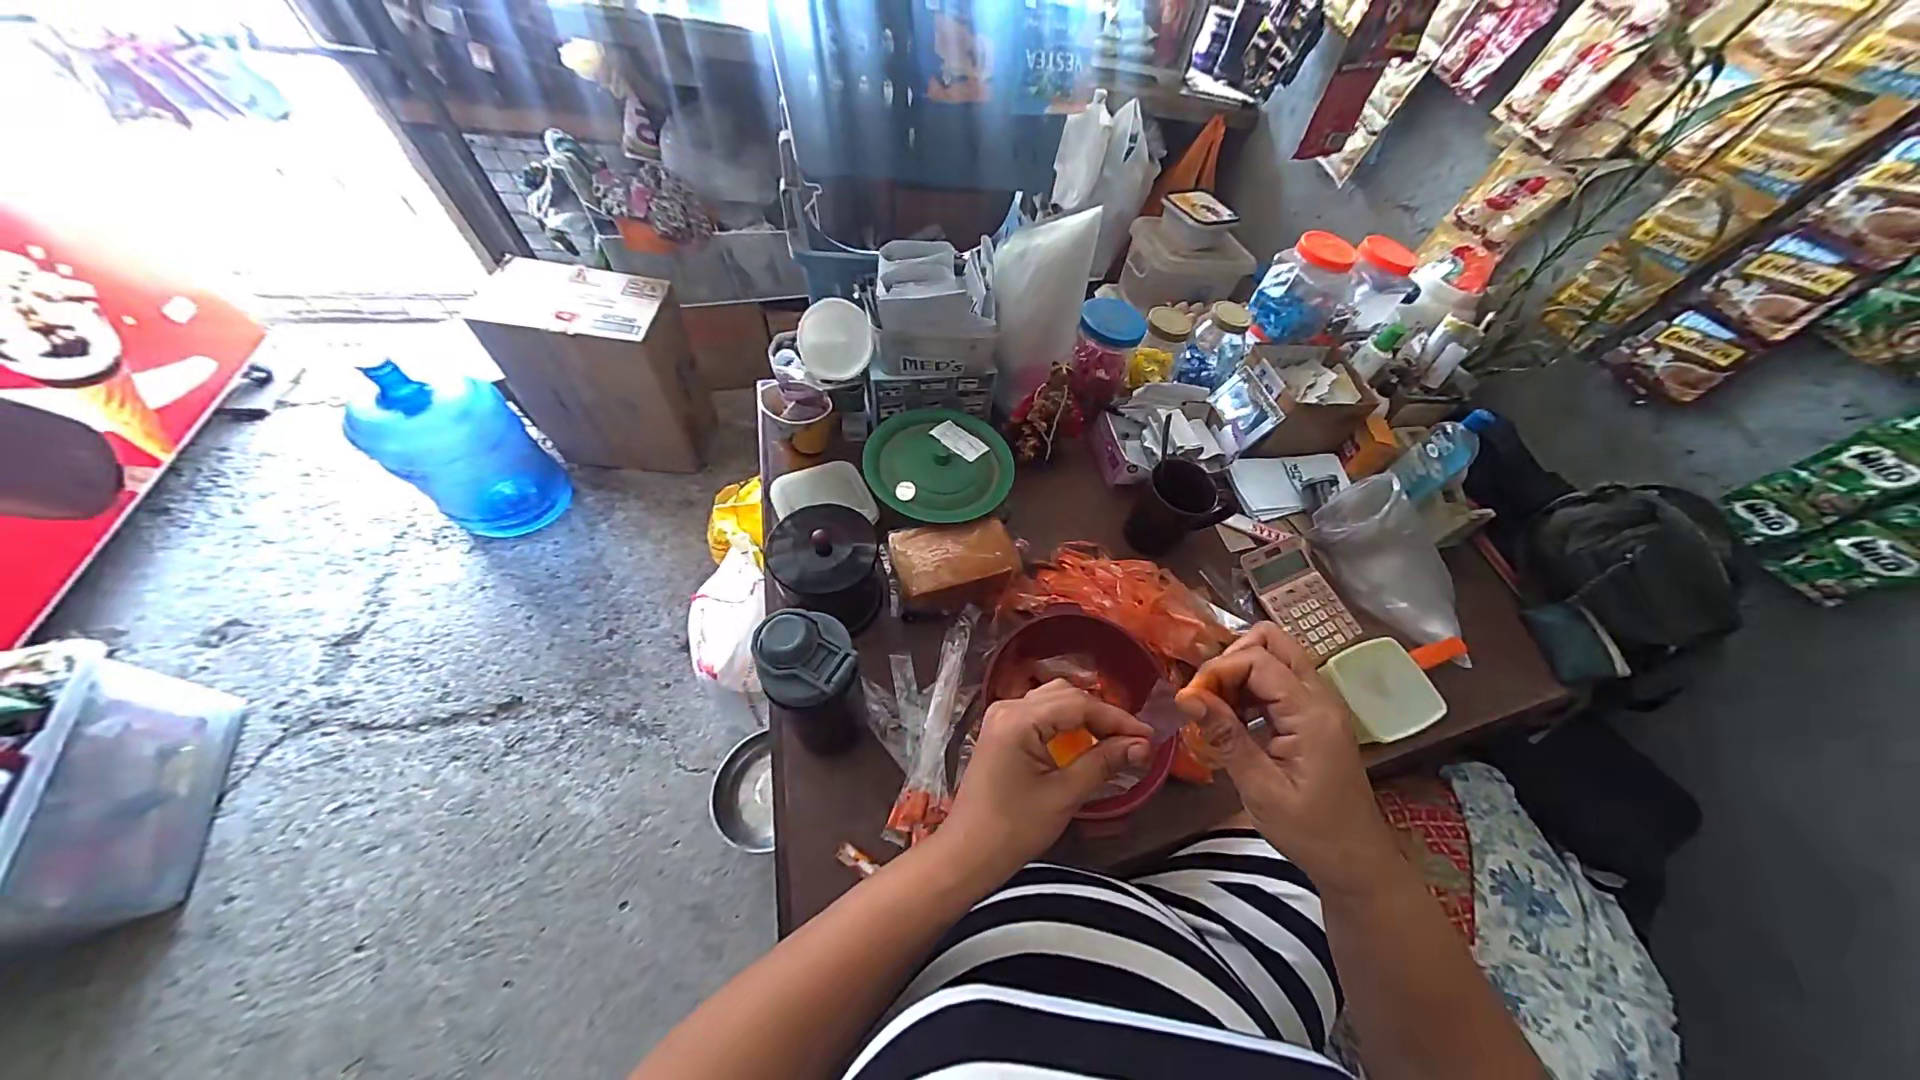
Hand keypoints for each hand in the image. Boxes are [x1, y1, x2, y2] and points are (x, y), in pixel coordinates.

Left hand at [941, 679, 1152, 876]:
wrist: (969, 852)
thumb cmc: (1014, 828)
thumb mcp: (1064, 795)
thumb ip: (1103, 763)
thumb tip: (1141, 746)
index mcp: (1018, 719)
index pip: (1078, 704)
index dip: (1117, 718)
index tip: (1148, 737)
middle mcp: (1007, 707)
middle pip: (1065, 695)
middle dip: (1102, 714)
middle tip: (1134, 740)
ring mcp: (1001, 717)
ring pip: (1053, 701)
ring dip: (1085, 716)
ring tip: (1115, 739)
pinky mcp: (1001, 730)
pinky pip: (1040, 714)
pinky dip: (1066, 723)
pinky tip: (1085, 741)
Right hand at [1178, 624, 1400, 894]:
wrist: (1357, 862)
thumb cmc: (1310, 832)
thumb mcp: (1260, 788)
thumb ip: (1225, 737)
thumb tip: (1185, 696)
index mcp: (1312, 714)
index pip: (1258, 660)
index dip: (1218, 670)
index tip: (1191, 700)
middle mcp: (1320, 697)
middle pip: (1273, 641)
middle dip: (1230, 657)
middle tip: (1206, 694)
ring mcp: (1319, 704)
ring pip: (1274, 655)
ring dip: (1238, 670)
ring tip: (1215, 706)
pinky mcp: (1313, 715)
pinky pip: (1277, 679)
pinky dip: (1248, 685)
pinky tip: (1232, 716)